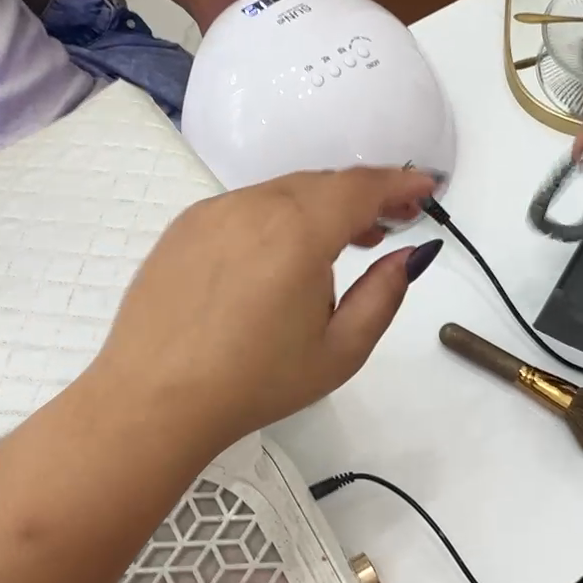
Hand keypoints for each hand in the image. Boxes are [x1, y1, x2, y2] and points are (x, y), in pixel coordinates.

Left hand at [89, 168, 441, 448]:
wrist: (155, 400)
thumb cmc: (257, 383)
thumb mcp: (341, 350)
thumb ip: (384, 294)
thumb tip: (410, 254)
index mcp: (297, 232)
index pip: (361, 188)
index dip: (400, 182)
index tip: (427, 188)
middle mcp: (253, 206)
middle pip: (324, 183)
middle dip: (365, 195)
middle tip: (393, 221)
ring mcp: (213, 212)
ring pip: (284, 192)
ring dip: (323, 206)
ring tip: (345, 243)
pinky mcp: (185, 227)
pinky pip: (248, 207)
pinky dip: (282, 216)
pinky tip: (286, 255)